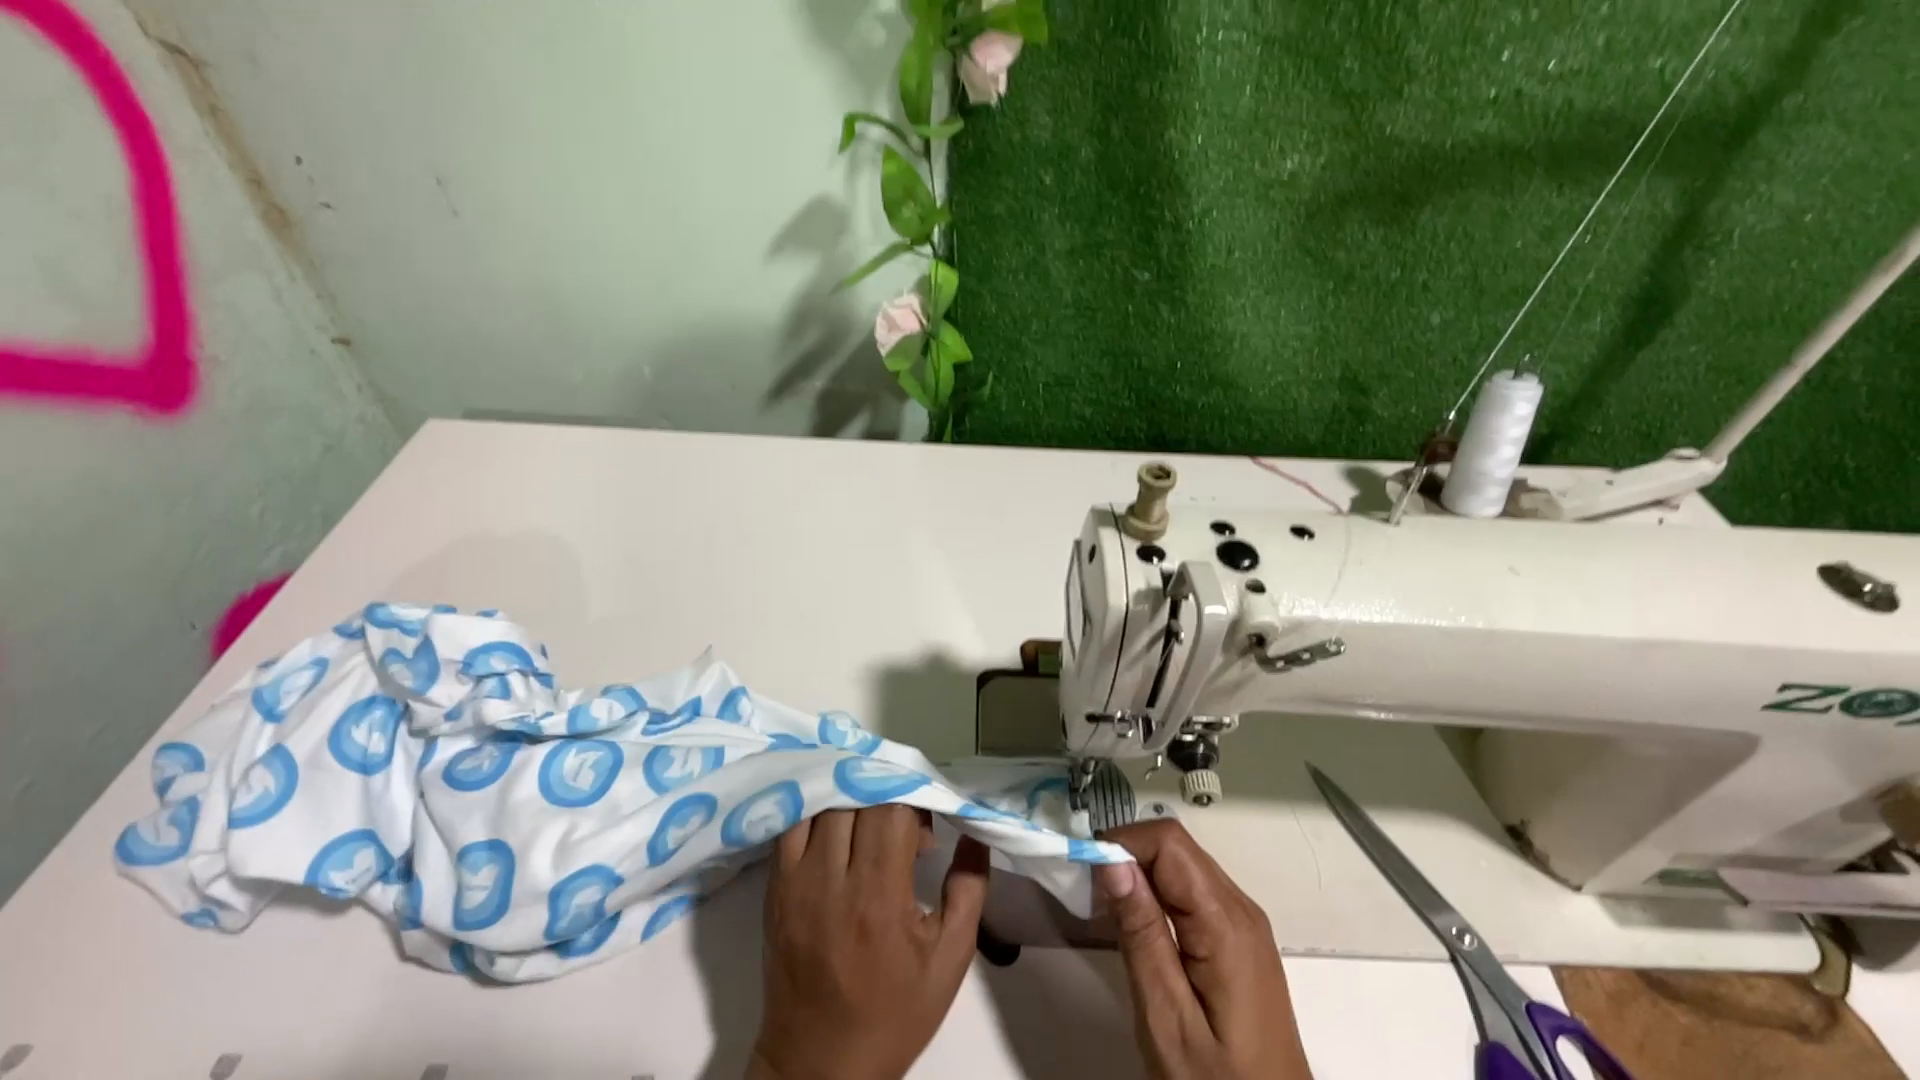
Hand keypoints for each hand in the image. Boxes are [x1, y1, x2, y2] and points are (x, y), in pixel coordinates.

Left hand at [748, 806, 990, 1079]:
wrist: (821, 1061)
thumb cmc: (894, 1013)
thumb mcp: (951, 959)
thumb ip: (969, 888)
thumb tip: (975, 832)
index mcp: (878, 896)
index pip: (890, 809)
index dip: (913, 803)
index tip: (926, 829)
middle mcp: (830, 879)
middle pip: (855, 798)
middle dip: (885, 798)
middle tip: (902, 828)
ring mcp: (794, 882)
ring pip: (821, 805)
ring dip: (851, 802)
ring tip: (868, 827)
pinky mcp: (773, 889)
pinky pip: (790, 827)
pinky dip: (816, 816)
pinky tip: (836, 834)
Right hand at [1096, 820, 1312, 1079]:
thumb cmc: (1217, 1079)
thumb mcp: (1167, 1017)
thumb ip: (1141, 934)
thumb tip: (1112, 863)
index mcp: (1225, 922)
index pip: (1168, 842)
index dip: (1121, 844)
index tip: (1084, 874)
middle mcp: (1240, 908)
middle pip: (1177, 847)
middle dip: (1126, 856)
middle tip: (1089, 895)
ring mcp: (1244, 922)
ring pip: (1182, 865)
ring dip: (1139, 873)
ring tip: (1107, 911)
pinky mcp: (1238, 937)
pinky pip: (1192, 890)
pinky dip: (1156, 892)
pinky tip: (1136, 925)